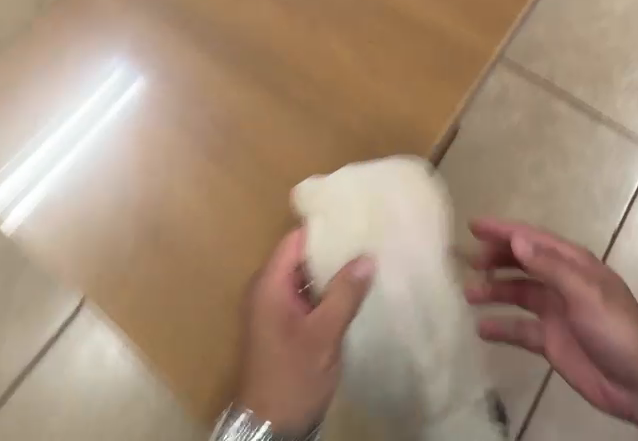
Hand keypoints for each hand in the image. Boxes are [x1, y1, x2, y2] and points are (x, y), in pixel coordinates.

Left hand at [235, 227, 375, 432]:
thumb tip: (367, 256)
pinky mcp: (285, 328)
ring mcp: (275, 311)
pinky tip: (355, 293)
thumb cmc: (292, 377)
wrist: (270, 430)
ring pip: (307, 279)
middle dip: (333, 249)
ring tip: (368, 260)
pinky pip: (307, 298)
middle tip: (369, 238)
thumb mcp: (323, 336)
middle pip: (302, 257)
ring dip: (333, 273)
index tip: (355, 217)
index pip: (296, 240)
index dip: (324, 227)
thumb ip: (344, 294)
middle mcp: (268, 291)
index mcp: (269, 285)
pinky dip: (328, 293)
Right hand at [464, 218, 637, 429]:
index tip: (474, 226)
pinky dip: (501, 326)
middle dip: (495, 259)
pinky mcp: (552, 341)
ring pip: (518, 294)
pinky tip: (481, 329)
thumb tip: (516, 241)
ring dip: (494, 290)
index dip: (503, 231)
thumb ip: (549, 267)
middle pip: (522, 263)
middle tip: (467, 261)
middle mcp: (561, 282)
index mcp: (572, 264)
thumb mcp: (584, 292)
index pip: (532, 239)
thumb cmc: (615, 328)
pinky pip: (520, 329)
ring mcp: (556, 312)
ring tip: (468, 293)